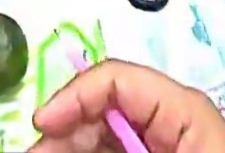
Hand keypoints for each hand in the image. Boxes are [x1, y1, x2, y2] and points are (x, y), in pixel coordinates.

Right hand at [29, 61, 224, 152]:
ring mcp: (163, 152)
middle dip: (64, 137)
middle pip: (102, 113)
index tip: (41, 124)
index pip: (116, 79)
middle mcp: (171, 124)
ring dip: (70, 150)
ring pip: (101, 142)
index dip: (73, 96)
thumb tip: (48, 139)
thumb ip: (104, 149)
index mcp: (183, 112)